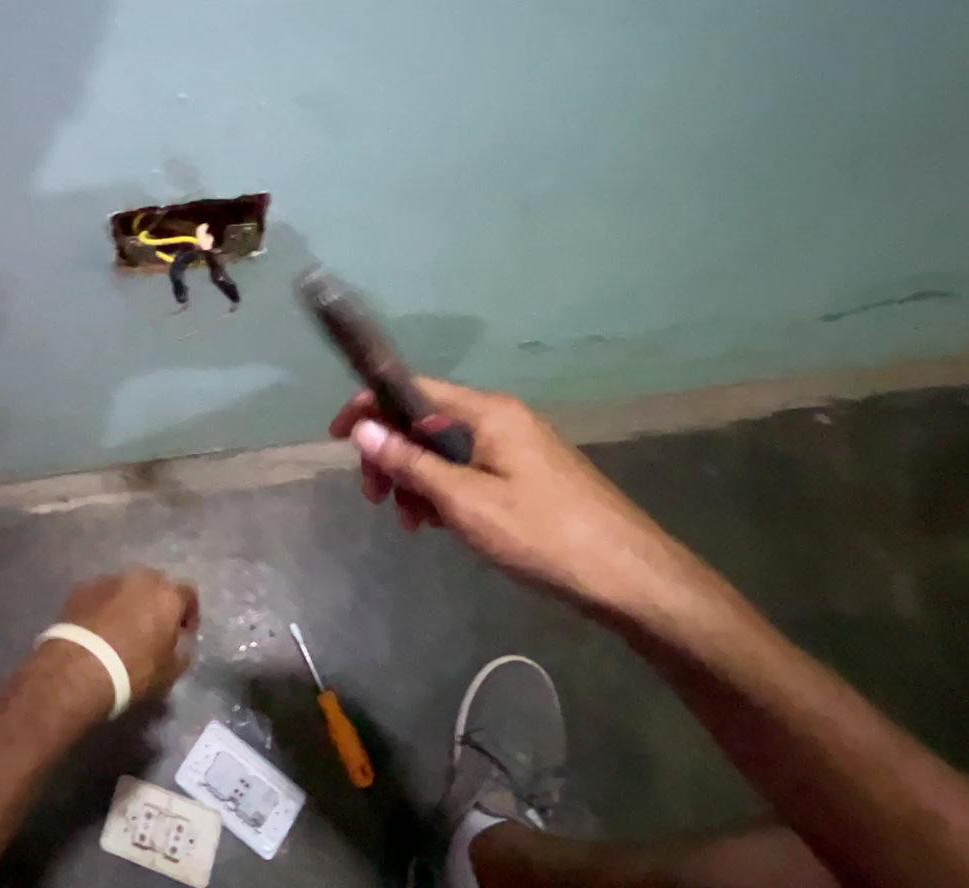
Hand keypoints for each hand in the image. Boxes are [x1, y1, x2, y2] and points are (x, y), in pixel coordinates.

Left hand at [55, 568, 199, 701]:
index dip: (188, 613)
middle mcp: (141, 578)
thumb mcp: (169, 672)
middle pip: (156, 584)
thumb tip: (180, 646)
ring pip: (126, 586)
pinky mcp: (82, 588)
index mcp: (168, 595)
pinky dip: (104, 605)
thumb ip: (181, 653)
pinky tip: (98, 626)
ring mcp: (109, 579)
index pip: (188, 594)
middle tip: (153, 626)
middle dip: (157, 602)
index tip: (183, 632)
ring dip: (129, 601)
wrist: (80, 668)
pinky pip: (101, 594)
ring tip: (122, 626)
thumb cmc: (133, 671)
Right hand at [330, 379, 704, 614]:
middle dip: (391, 454)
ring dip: (416, 480)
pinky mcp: (526, 475)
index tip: (338, 438)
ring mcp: (516, 447)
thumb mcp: (463, 500)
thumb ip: (410, 462)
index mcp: (487, 412)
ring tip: (409, 522)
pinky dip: (445, 492)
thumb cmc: (541, 533)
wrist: (630, 578)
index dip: (369, 407)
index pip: (412, 389)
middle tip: (374, 496)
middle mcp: (501, 419)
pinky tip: (438, 524)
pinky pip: (469, 470)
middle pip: (425, 421)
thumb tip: (362, 427)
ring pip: (445, 450)